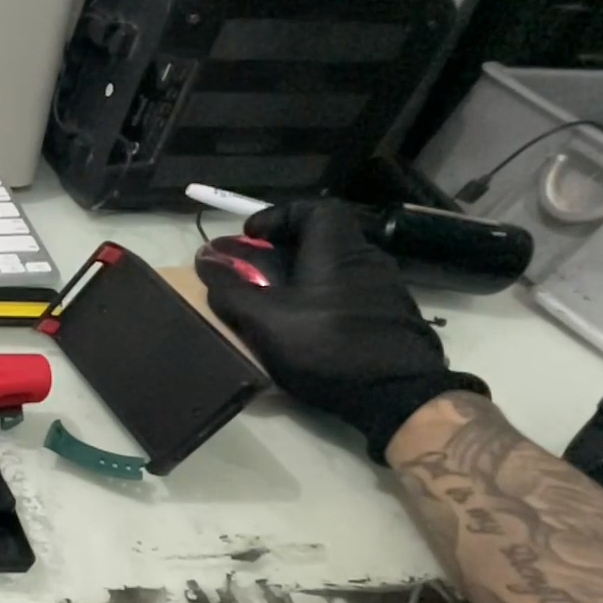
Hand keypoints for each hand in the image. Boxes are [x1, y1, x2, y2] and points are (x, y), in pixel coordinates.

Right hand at [196, 199, 488, 462]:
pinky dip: (315, 296)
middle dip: (278, 249)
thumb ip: (232, 292)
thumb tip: (206, 263)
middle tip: (246, 269)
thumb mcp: (265, 321)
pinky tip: (299, 322)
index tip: (249, 236)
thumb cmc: (326, 346)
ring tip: (265, 298)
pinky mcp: (385, 315)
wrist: (396, 392)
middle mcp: (364, 261)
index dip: (279, 215)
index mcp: (336, 253)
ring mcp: (380, 289)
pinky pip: (343, 290)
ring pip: (330, 267)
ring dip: (295, 275)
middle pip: (320, 239)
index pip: (315, 209)